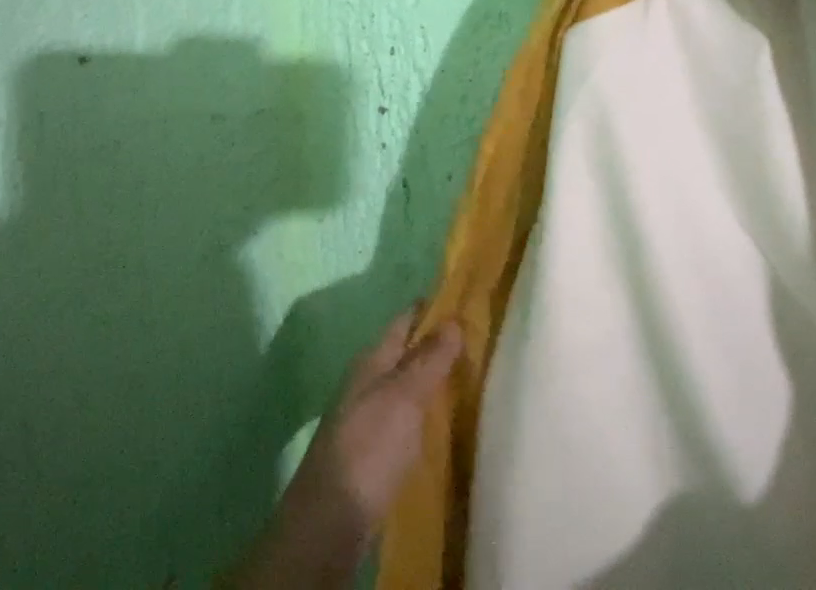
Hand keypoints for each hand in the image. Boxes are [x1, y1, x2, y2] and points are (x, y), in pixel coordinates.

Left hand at [226, 309, 462, 588]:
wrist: (331, 521)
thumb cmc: (368, 448)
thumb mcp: (403, 396)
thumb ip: (428, 359)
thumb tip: (452, 319)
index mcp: (371, 363)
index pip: (405, 321)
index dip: (432, 307)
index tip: (467, 294)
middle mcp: (368, 384)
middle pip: (407, 352)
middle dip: (439, 341)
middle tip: (483, 332)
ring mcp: (371, 418)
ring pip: (409, 384)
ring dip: (436, 375)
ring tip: (476, 370)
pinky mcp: (378, 450)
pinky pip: (410, 415)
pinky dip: (431, 407)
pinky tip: (451, 415)